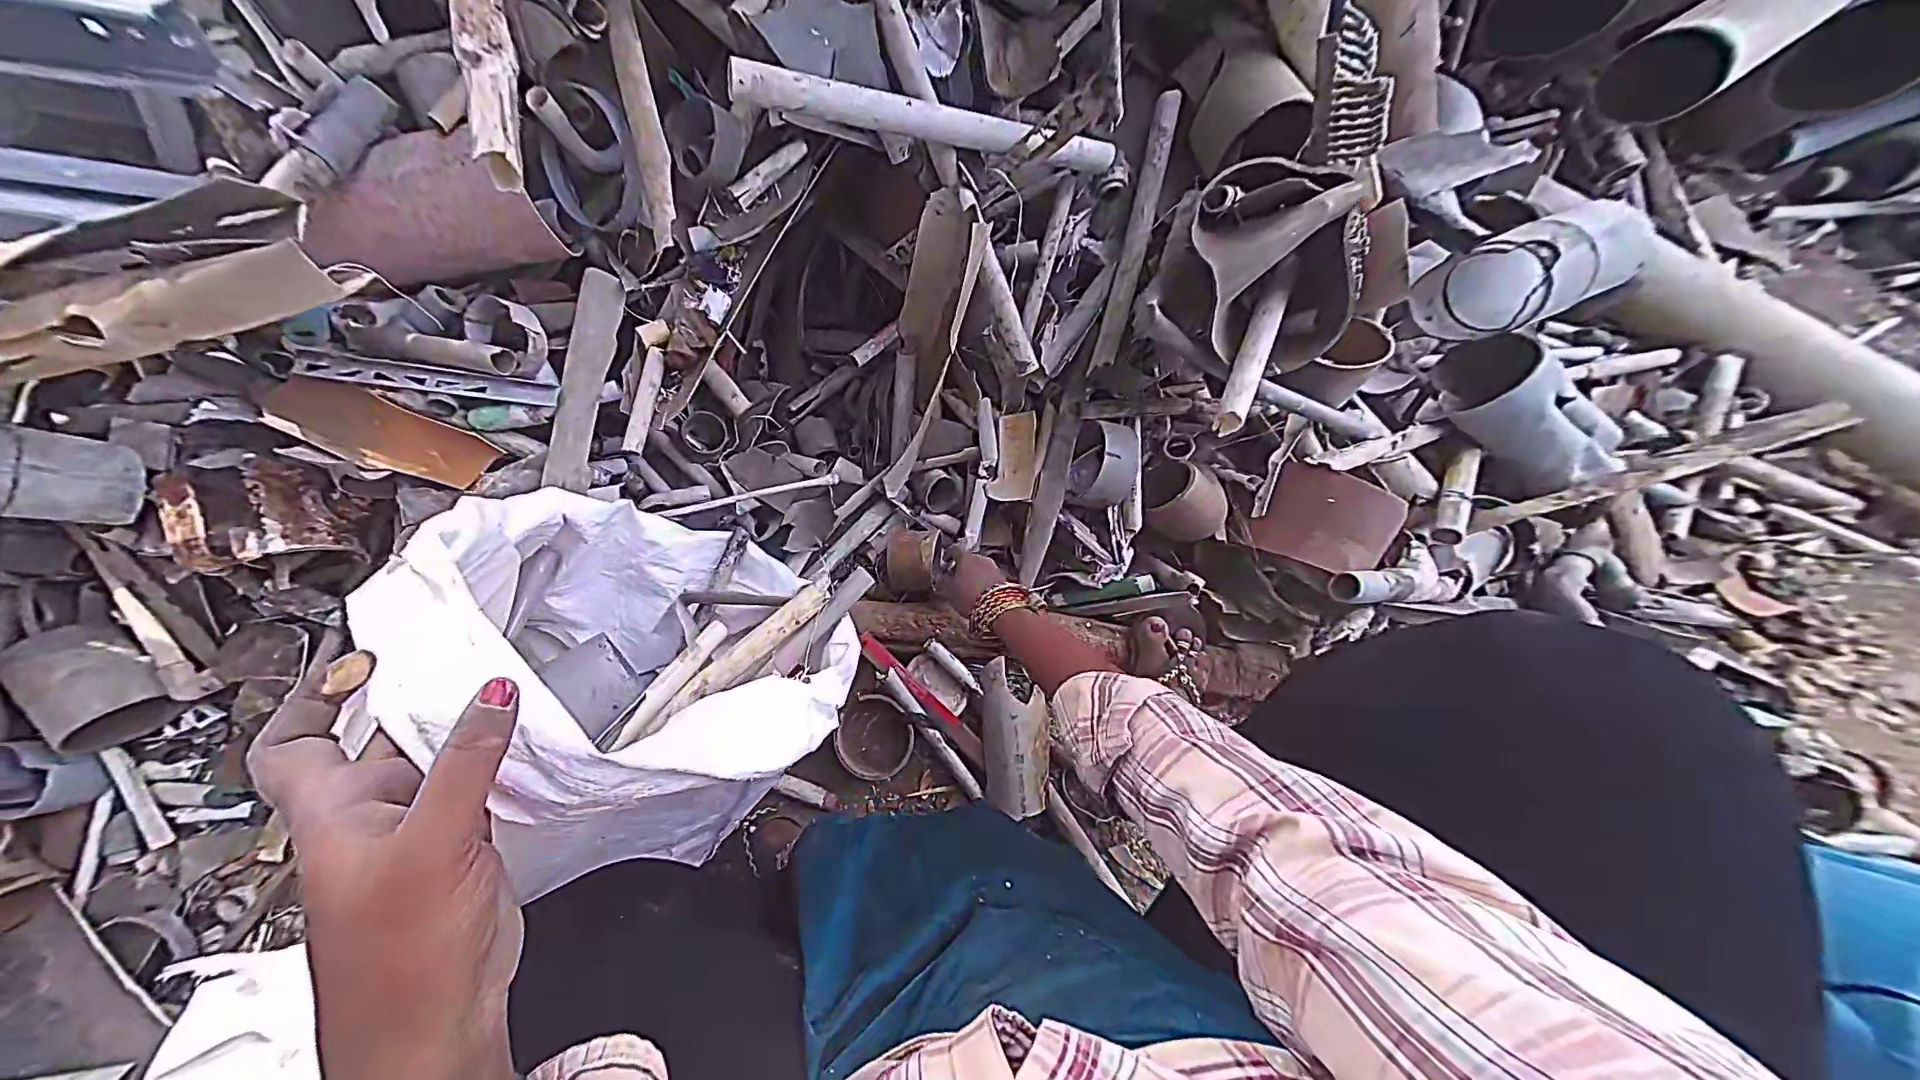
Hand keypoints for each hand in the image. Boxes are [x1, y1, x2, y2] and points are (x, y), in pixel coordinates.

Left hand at [250, 652, 522, 1079]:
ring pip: (436, 762)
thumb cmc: (402, 961)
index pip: (298, 741)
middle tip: (457, 661)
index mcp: (334, 816)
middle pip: (381, 741)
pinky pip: (475, 786)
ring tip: (500, 697)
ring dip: (464, 730)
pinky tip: (521, 749)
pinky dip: (496, 761)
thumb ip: (466, 763)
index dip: (319, 694)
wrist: (437, 1023)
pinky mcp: (462, 846)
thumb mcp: (433, 842)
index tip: (362, 657)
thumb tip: (491, 694)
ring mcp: (419, 832)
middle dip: (415, 701)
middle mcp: (371, 818)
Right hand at [939, 551, 1010, 616]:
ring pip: (980, 567)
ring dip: (975, 574)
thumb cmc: (969, 597)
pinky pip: (989, 576)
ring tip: (969, 586)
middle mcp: (980, 558)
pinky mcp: (1002, 577)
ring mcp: (993, 566)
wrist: (997, 606)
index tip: (946, 561)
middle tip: (957, 576)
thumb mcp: (949, 591)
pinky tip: (980, 591)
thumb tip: (943, 577)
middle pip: (969, 558)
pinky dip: (984, 580)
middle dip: (963, 566)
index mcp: (965, 557)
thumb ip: (945, 581)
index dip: (948, 556)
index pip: (954, 551)